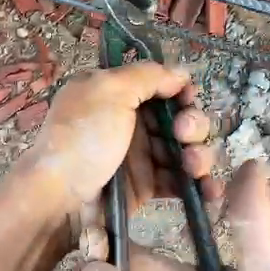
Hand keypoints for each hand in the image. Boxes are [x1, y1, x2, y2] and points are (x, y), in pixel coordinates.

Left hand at [17, 62, 215, 224]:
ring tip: (194, 168)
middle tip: (184, 135)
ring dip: (200, 155)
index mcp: (118, 91)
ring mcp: (141, 154)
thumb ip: (147, 76)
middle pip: (180, 115)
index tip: (185, 101)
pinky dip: (200, 186)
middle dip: (193, 123)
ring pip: (186, 148)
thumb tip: (181, 72)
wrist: (59, 198)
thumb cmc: (83, 136)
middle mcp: (131, 119)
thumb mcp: (109, 91)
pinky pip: (181, 181)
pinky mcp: (147, 186)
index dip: (181, 91)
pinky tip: (210, 193)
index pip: (163, 84)